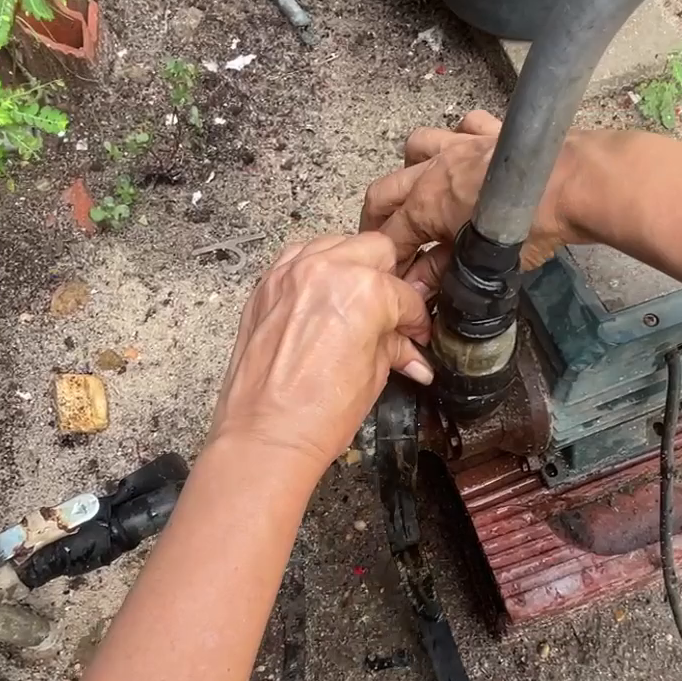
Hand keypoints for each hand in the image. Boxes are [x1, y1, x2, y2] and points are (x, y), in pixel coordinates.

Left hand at [210, 232, 433, 468]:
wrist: (266, 436)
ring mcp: (291, 274)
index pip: (405, 293)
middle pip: (375, 249)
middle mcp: (325, 271)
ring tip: (356, 304)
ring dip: (351, 268)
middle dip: (388, 280)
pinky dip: (315, 270)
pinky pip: (299, 257)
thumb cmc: (315, 415)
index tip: (414, 333)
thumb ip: (393, 347)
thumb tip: (410, 348)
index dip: (415, 318)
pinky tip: (323, 299)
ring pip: (336, 244)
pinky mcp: (266, 285)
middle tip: (389, 314)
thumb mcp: (373, 376)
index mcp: (363, 291)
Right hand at [358, 110, 591, 295]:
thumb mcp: (478, 263)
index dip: (387, 263)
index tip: (390, 280)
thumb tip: (418, 287)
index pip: (389, 238)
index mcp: (424, 204)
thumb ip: (441, 274)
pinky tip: (465, 155)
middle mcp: (433, 170)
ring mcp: (460, 146)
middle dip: (376, 220)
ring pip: (415, 148)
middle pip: (386, 192)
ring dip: (409, 169)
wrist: (574, 185)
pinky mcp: (490, 132)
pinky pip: (463, 126)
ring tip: (418, 190)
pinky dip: (458, 138)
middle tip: (384, 242)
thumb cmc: (529, 228)